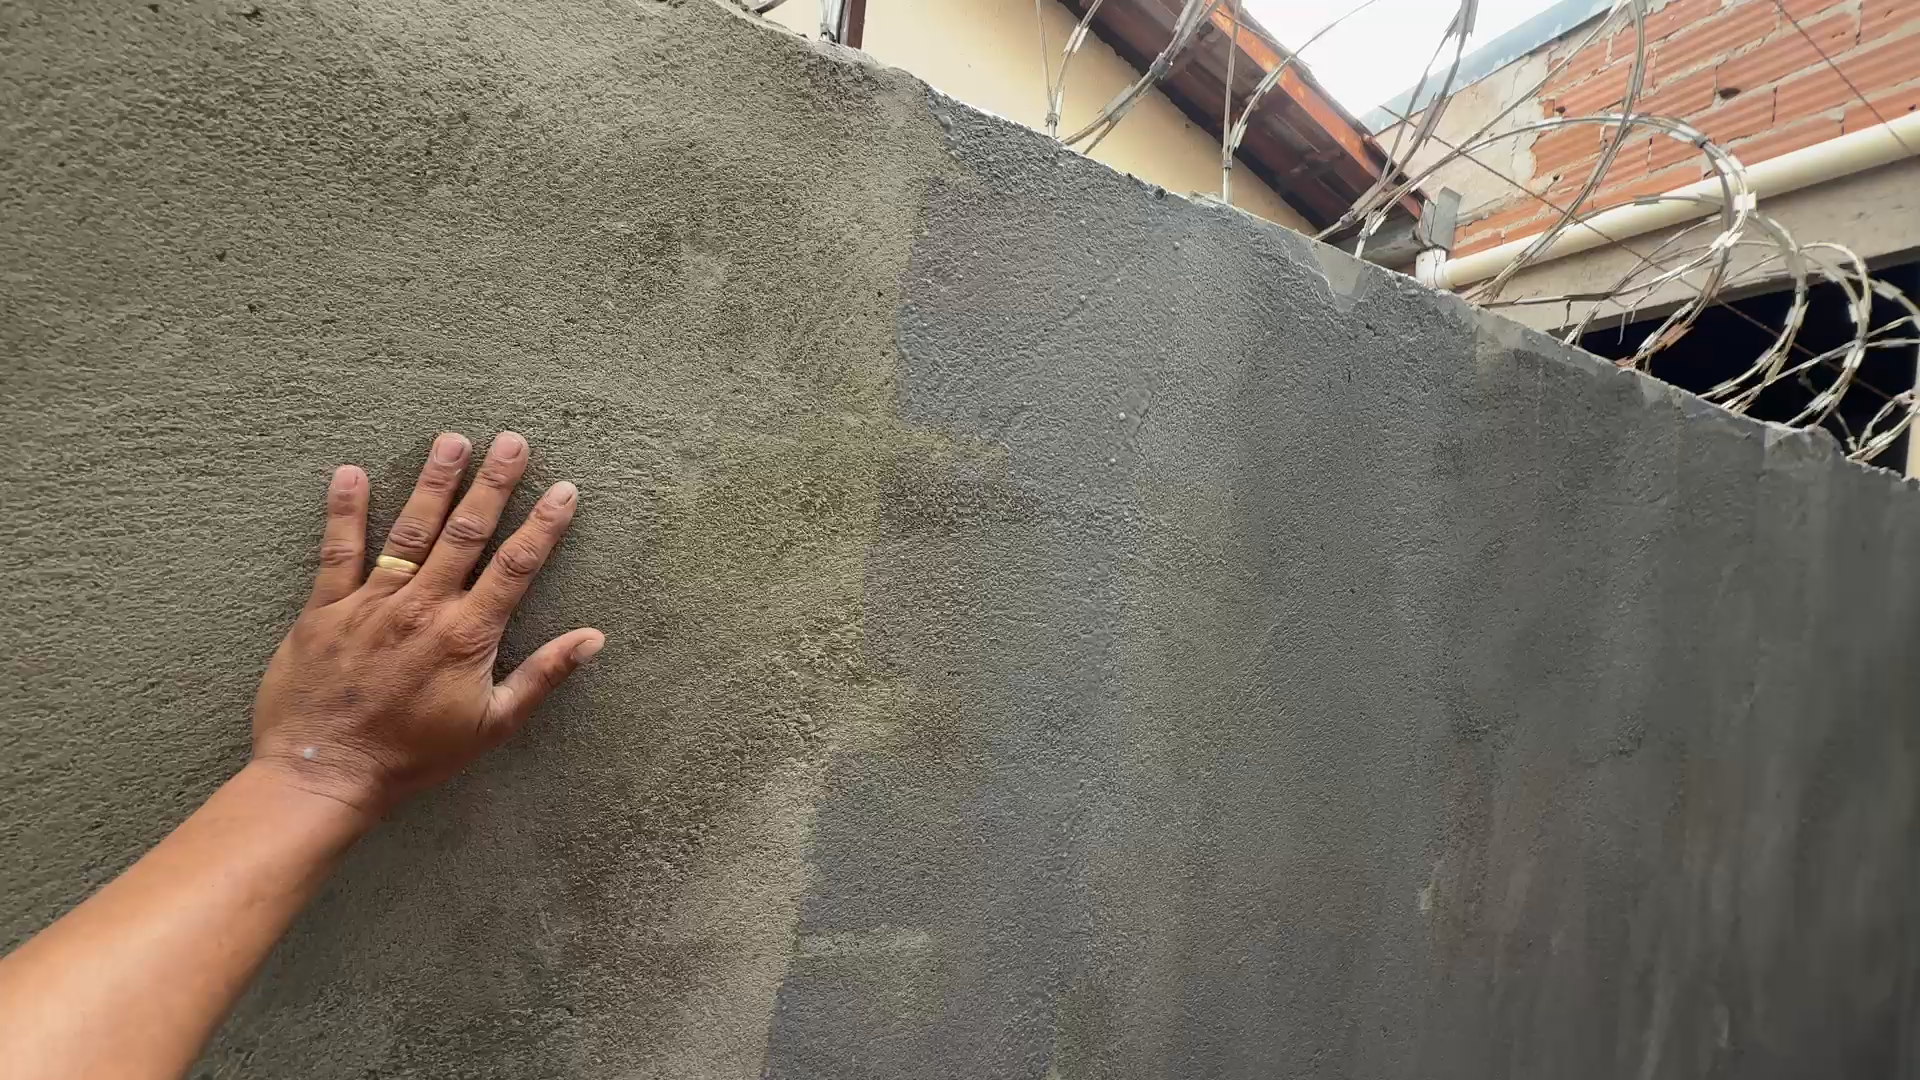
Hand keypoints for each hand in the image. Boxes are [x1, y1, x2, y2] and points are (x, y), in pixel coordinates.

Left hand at [250, 431, 603, 818]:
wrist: (321, 777)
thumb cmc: (418, 754)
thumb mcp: (496, 723)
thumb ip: (544, 674)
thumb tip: (595, 638)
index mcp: (468, 633)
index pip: (516, 565)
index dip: (544, 524)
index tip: (564, 490)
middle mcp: (423, 607)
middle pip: (466, 532)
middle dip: (493, 483)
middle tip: (511, 441)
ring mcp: (371, 604)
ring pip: (409, 530)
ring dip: (434, 483)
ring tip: (452, 441)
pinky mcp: (324, 611)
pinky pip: (336, 553)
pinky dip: (344, 511)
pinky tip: (350, 473)